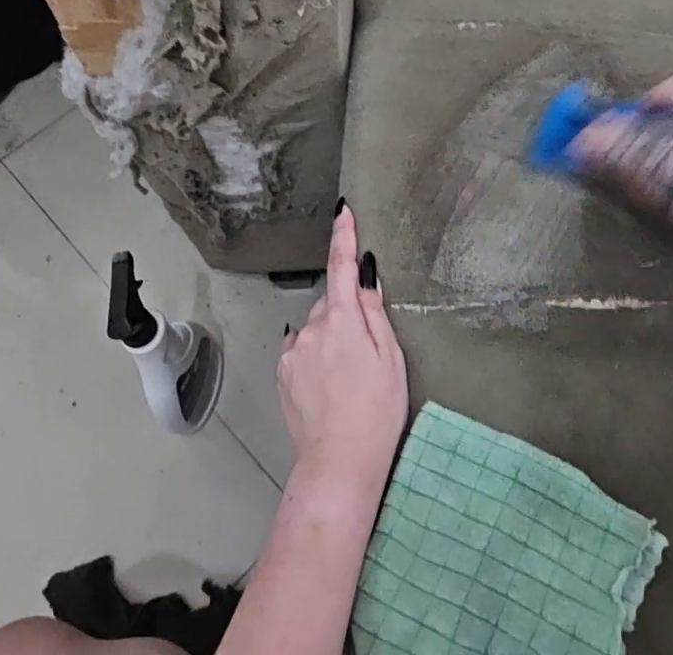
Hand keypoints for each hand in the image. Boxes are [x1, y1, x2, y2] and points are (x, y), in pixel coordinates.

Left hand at [278, 205, 407, 492]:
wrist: (339, 461)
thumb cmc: (376, 411)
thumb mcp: (390, 359)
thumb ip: (376, 314)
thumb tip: (366, 281)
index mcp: (343, 320)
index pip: (342, 267)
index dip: (343, 237)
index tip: (343, 212)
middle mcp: (311, 328)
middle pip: (331, 303)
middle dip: (346, 314)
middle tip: (367, 352)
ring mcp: (292, 351)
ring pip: (315, 328)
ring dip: (330, 338)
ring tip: (348, 378)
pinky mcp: (282, 373)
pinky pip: (300, 349)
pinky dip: (314, 356)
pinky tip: (329, 385)